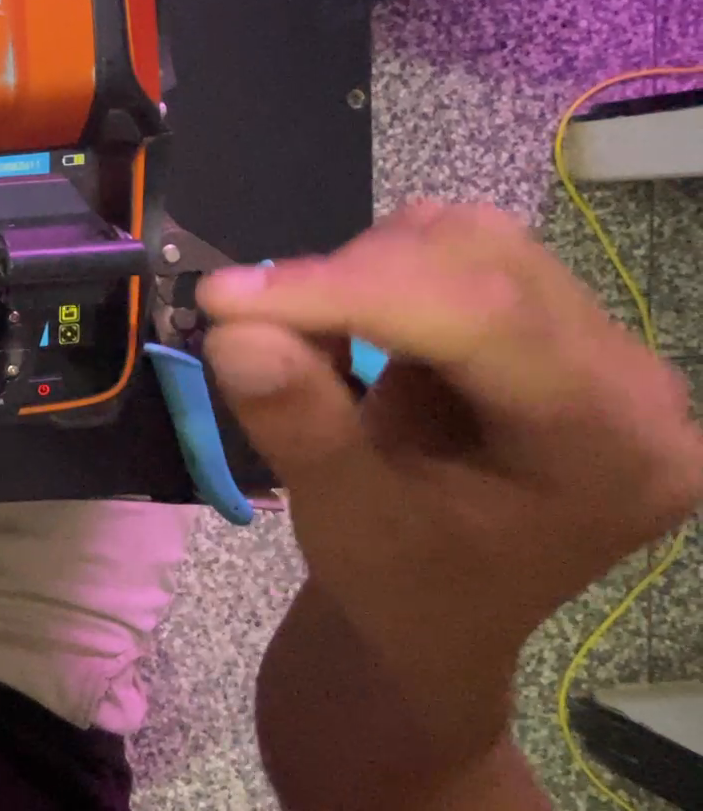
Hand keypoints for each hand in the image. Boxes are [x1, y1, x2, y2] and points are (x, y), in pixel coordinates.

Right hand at [198, 203, 702, 677]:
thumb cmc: (398, 583)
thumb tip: (231, 331)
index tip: (223, 297)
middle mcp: (627, 381)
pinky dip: (365, 275)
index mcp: (609, 449)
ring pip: (464, 242)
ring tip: (300, 333)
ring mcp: (588, 347)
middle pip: (482, 260)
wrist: (427, 610)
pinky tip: (336, 328)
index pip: (486, 321)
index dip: (347, 293)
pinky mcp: (537, 329)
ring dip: (354, 270)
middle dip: (347, 277)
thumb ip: (298, 424)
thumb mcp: (342, 518)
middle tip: (252, 320)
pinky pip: (449, 256)